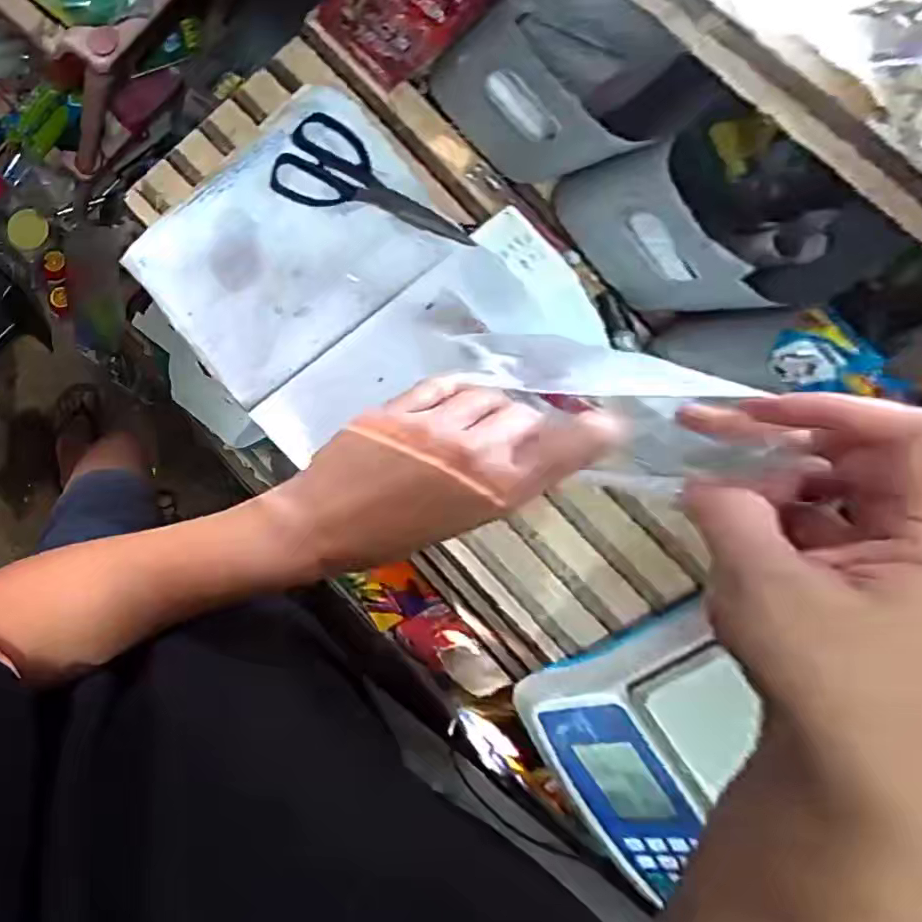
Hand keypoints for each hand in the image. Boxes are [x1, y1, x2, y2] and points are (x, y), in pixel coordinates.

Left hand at [259, 378, 620, 573]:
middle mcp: (470, 452)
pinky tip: (450, 397)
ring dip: (486, 403)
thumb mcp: (459, 520)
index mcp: (495, 490)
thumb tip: (524, 452)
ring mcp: (428, 426)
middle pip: (524, 413)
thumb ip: (497, 484)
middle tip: (508, 432)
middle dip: (524, 421)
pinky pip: (438, 385)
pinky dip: (452, 389)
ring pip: (483, 393)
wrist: (320, 523)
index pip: (568, 445)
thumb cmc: (388, 536)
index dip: (593, 430)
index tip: (601, 422)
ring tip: (472, 416)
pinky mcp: (392, 410)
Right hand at [679, 394, 921, 745]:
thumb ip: (729, 514)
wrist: (848, 749)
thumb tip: (703, 478)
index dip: (839, 410)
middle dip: (789, 434)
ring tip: (708, 476)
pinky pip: (829, 518)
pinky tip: (728, 514)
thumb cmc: (821, 665)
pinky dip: (776, 507)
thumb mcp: (762, 582)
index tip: (752, 410)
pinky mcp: (874, 573)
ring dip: (776, 473)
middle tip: (704, 426)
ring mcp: (911, 556)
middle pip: (877, 456)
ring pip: (847, 485)